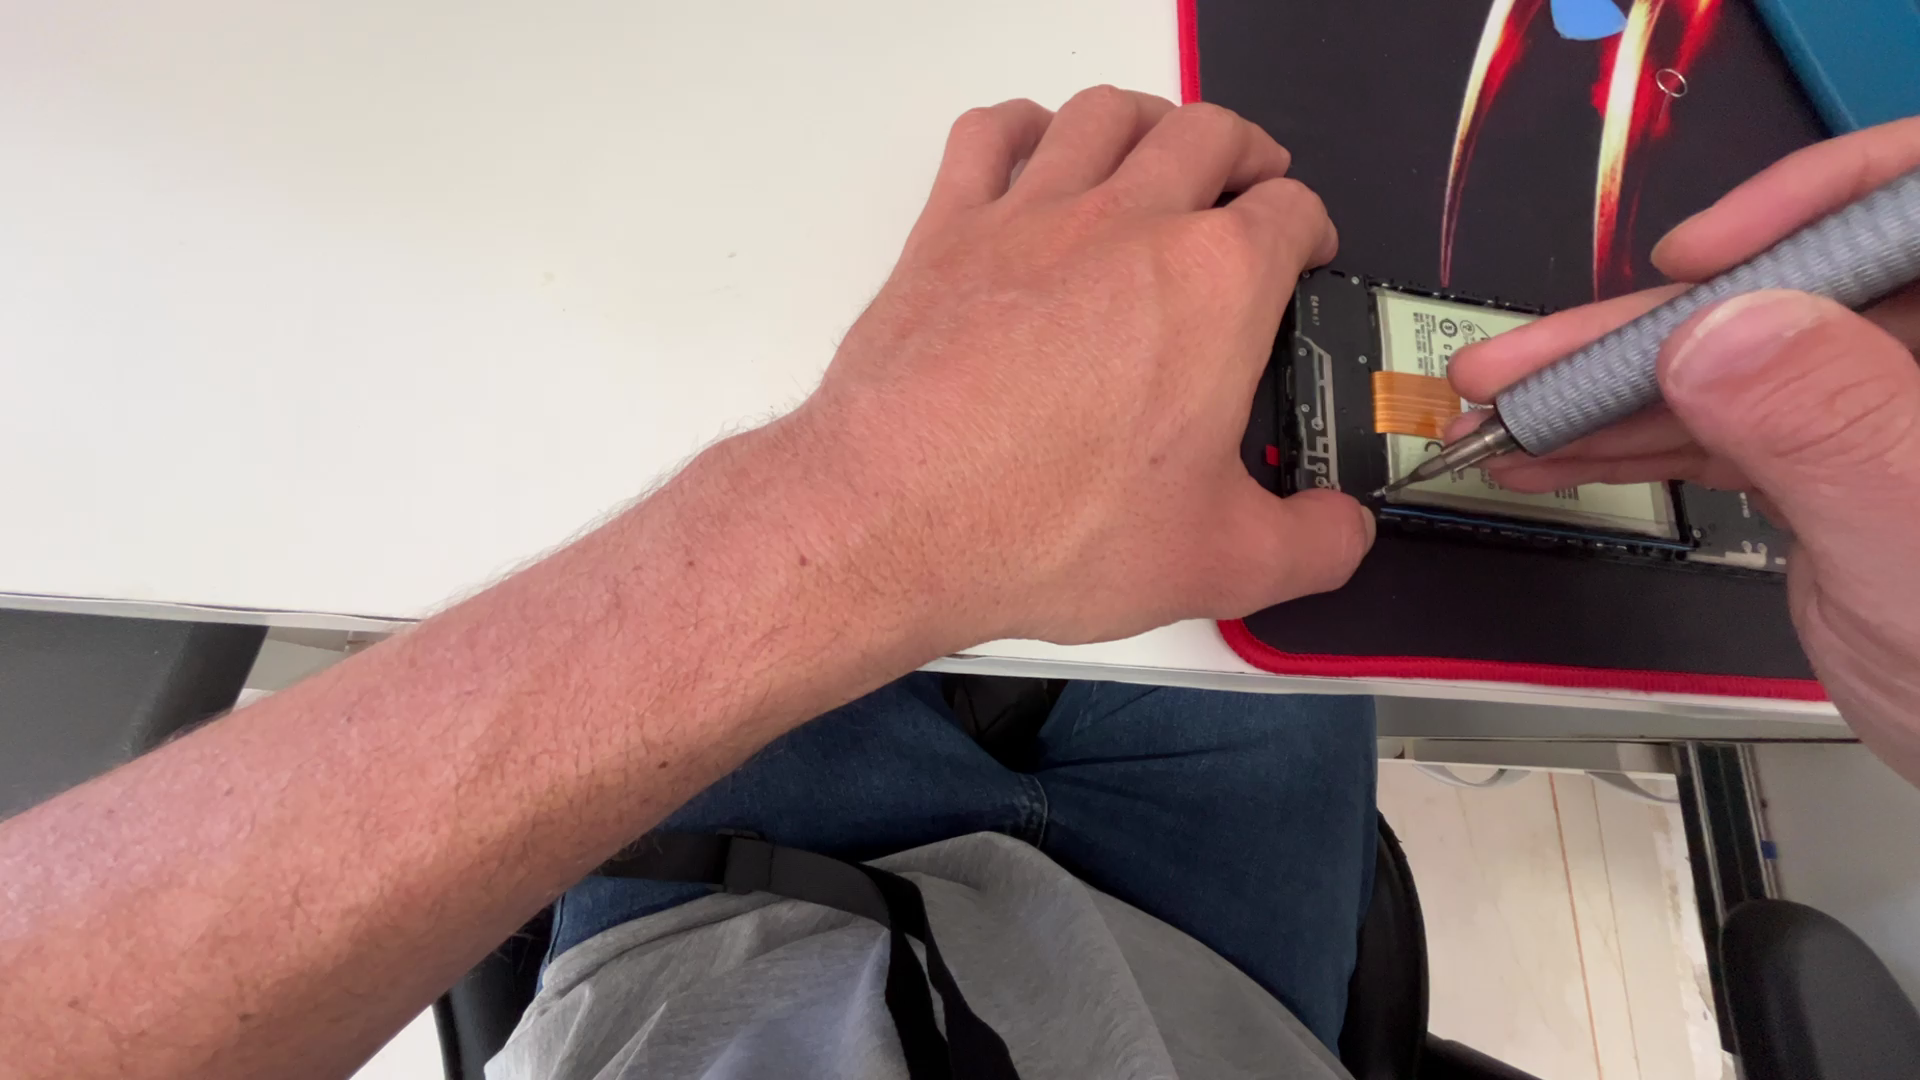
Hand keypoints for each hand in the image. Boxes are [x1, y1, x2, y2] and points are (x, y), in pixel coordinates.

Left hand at [779, 88, 1371, 646]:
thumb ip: (1311, 544)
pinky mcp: (944, 235)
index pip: (1291, 215)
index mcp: (1214, 285)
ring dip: (1148, 122)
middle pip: (1208, 136)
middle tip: (1249, 189)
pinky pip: (989, 137)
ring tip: (1160, 155)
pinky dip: (1023, 128)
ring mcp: (1027, 219)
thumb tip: (1342, 528)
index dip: (1310, 230)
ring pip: (1105, 116)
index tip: (1303, 257)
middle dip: (1245, 154)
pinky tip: (1035, 154)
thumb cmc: (1050, 531)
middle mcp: (1125, 225)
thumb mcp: (1218, 564)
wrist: (898, 522)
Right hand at [1447, 117, 1919, 782]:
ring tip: (1495, 422)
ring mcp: (1880, 410)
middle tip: (1513, 365)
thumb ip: (1830, 428)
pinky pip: (1707, 430)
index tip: (1689, 263)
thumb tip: (1713, 329)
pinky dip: (1616, 445)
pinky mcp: (1823, 460)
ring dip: (1593, 398)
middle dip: (1630, 334)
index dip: (1810, 205)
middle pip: (1782, 297)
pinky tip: (1541, 457)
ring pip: (1721, 369)